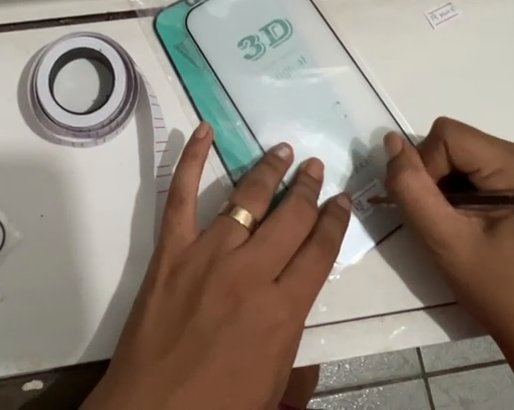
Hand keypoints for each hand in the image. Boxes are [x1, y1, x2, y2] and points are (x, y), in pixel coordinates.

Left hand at [84, 123, 351, 409]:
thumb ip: (293, 344)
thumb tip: (302, 315)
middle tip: (317, 167)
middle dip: (308, 189)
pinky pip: (181, 195)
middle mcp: (251, 273)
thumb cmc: (219, 408)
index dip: (335, 222)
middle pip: (291, 219)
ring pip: (246, 200)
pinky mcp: (171, 250)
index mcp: (283, 310)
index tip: (342, 200)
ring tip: (283, 151)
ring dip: (268, 171)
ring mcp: (209, 255)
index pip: (319, 252)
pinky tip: (203, 131)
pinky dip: (191, 159)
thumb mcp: (274, 383)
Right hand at [382, 119, 513, 338]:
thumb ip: (412, 189)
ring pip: (459, 149)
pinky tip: (467, 216)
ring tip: (455, 221)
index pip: (448, 137)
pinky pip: (472, 161)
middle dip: (435, 175)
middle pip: (454, 140)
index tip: (433, 210)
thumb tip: (391, 142)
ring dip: (444, 181)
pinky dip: (458, 184)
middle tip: (442, 219)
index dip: (426, 167)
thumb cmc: (495, 289)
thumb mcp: (444, 242)